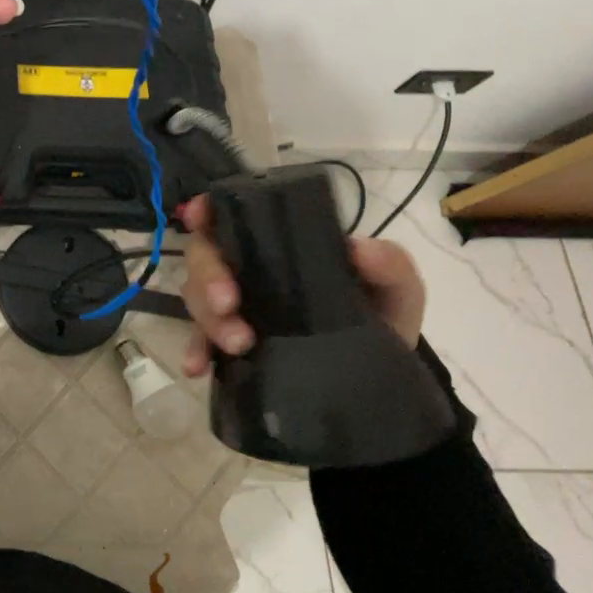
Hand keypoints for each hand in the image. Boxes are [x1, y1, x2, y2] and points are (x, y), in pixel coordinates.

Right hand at [176, 193, 426, 377]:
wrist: (379, 383)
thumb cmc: (380, 319)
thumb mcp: (397, 290)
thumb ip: (391, 265)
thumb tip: (358, 248)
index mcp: (281, 246)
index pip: (234, 217)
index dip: (209, 209)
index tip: (200, 215)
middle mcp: (249, 271)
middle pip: (204, 256)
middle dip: (208, 276)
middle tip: (228, 304)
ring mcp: (235, 308)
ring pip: (196, 297)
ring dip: (208, 318)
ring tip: (238, 345)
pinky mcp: (227, 344)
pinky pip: (199, 342)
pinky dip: (194, 351)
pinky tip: (197, 366)